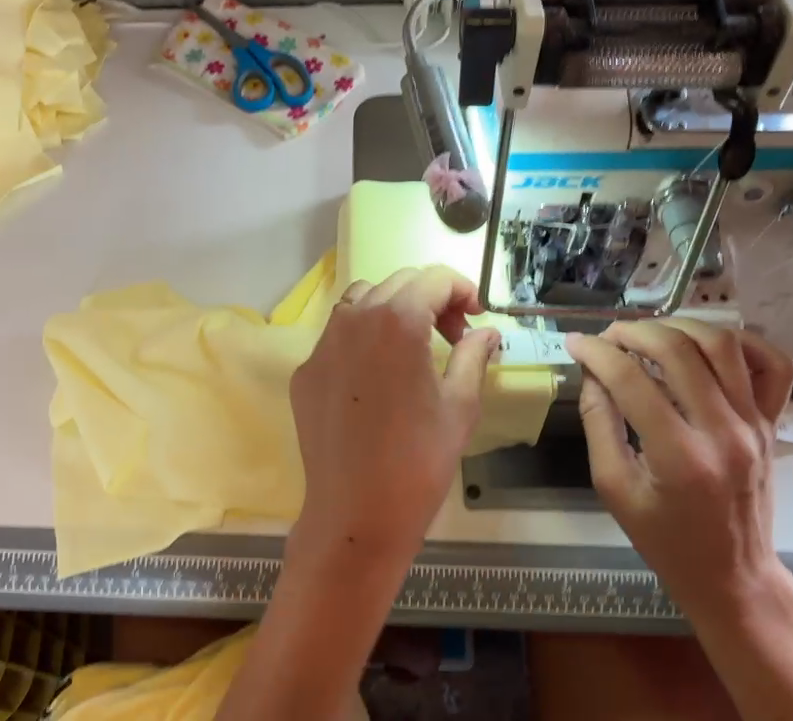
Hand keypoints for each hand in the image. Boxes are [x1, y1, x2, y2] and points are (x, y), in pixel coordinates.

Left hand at [289, 266, 499, 565]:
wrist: (355, 514)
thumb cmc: (419, 461)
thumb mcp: (460, 406)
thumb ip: (473, 356)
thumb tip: (487, 333)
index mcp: (397, 321)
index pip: (433, 278)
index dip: (462, 290)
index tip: (476, 318)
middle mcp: (355, 319)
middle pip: (398, 283)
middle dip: (431, 299)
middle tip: (454, 336)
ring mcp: (323, 344)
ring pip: (360, 300)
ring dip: (393, 309)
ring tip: (414, 347)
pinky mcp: (305, 371)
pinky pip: (337, 336)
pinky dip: (363, 338)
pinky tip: (378, 377)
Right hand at [567, 318, 792, 619]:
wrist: (733, 575)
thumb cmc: (665, 539)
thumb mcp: (615, 488)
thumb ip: (600, 424)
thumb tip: (592, 373)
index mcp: (680, 456)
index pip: (631, 380)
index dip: (596, 353)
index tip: (574, 343)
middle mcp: (724, 432)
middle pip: (677, 350)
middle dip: (632, 332)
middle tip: (607, 338)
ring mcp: (755, 424)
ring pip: (722, 344)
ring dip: (678, 327)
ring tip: (649, 335)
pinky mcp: (772, 422)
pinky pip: (772, 363)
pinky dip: (742, 341)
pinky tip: (708, 345)